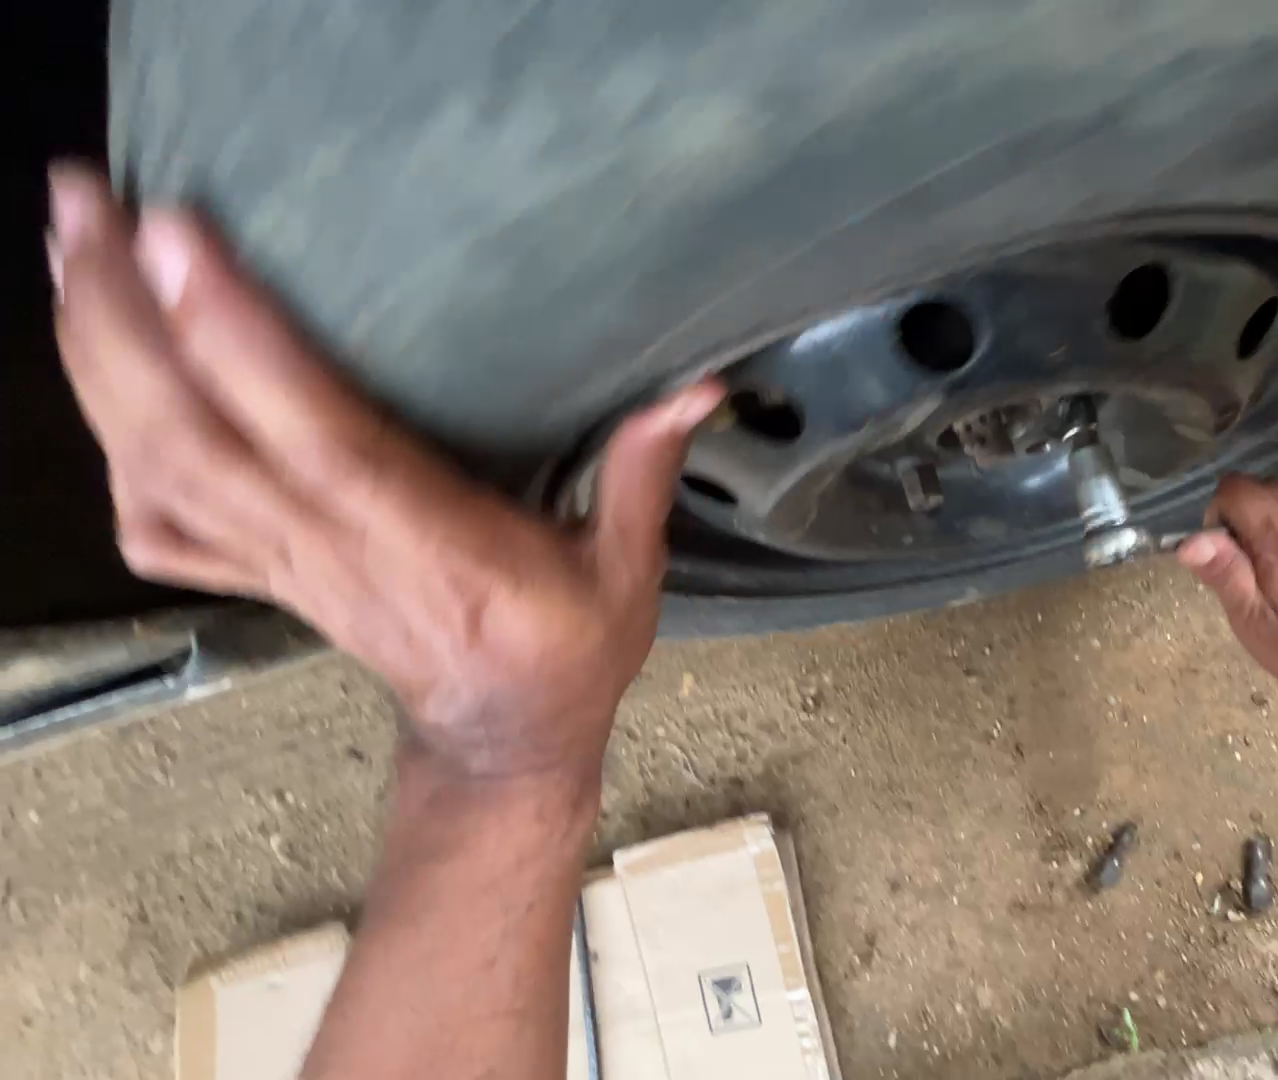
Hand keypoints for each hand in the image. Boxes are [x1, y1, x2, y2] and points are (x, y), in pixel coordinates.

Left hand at [46, 164, 721, 780]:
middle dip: (126, 319)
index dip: (250, 349)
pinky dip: (115, 456)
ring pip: (158, 469)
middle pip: (199, 441)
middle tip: (90, 203)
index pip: (327, 446)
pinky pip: (160, 523)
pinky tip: (116, 400)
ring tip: (80, 254)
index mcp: (440, 549)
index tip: (190, 242)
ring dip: (99, 361)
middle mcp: (343, 553)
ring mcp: (291, 568)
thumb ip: (644, 474)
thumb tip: (696, 388)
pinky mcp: (272, 579)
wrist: (508, 737)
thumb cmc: (573, 652)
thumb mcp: (630, 569)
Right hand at [1177, 476, 1277, 703]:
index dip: (1218, 516)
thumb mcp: (1252, 620)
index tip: (1226, 554)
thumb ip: (1223, 573)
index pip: (1232, 489)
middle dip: (1242, 514)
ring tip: (1273, 557)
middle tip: (1248, 562)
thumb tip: (1189, 542)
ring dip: (1269, 513)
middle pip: (1257, 485)